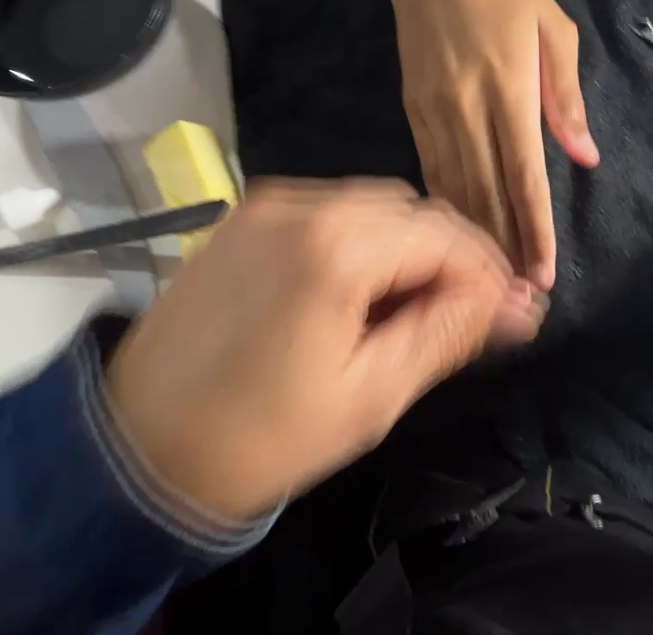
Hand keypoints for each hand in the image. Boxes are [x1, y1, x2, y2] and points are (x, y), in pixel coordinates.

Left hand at [106, 179, 534, 523]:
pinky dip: (364, 239)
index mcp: (334, 247)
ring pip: (372, 205)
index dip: (488, 271)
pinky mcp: (245, 217)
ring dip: (408, 246)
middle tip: (471, 315)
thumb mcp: (369, 396)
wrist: (136, 447)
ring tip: (418, 306)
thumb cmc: (260, 438)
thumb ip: (448, 332)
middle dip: (451, 257)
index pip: (444, 234)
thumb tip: (516, 304)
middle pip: (411, 210)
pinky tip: (364, 287)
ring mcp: (267, 205)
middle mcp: (301, 204)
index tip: (516, 313)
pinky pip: (329, 210)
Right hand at [381, 0, 599, 289]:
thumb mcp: (553, 29)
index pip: (524, 176)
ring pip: (455, 189)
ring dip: (474, 236)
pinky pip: (430, 169)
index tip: (543, 271)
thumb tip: (584, 155)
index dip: (535, 228)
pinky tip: (454, 235)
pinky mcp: (413, 110)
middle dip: (504, 247)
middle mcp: (468, 110)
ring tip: (490, 279)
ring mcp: (434, 113)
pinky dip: (445, 206)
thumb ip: (567, 97)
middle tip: (518, 296)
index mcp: (509, 90)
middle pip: (487, 194)